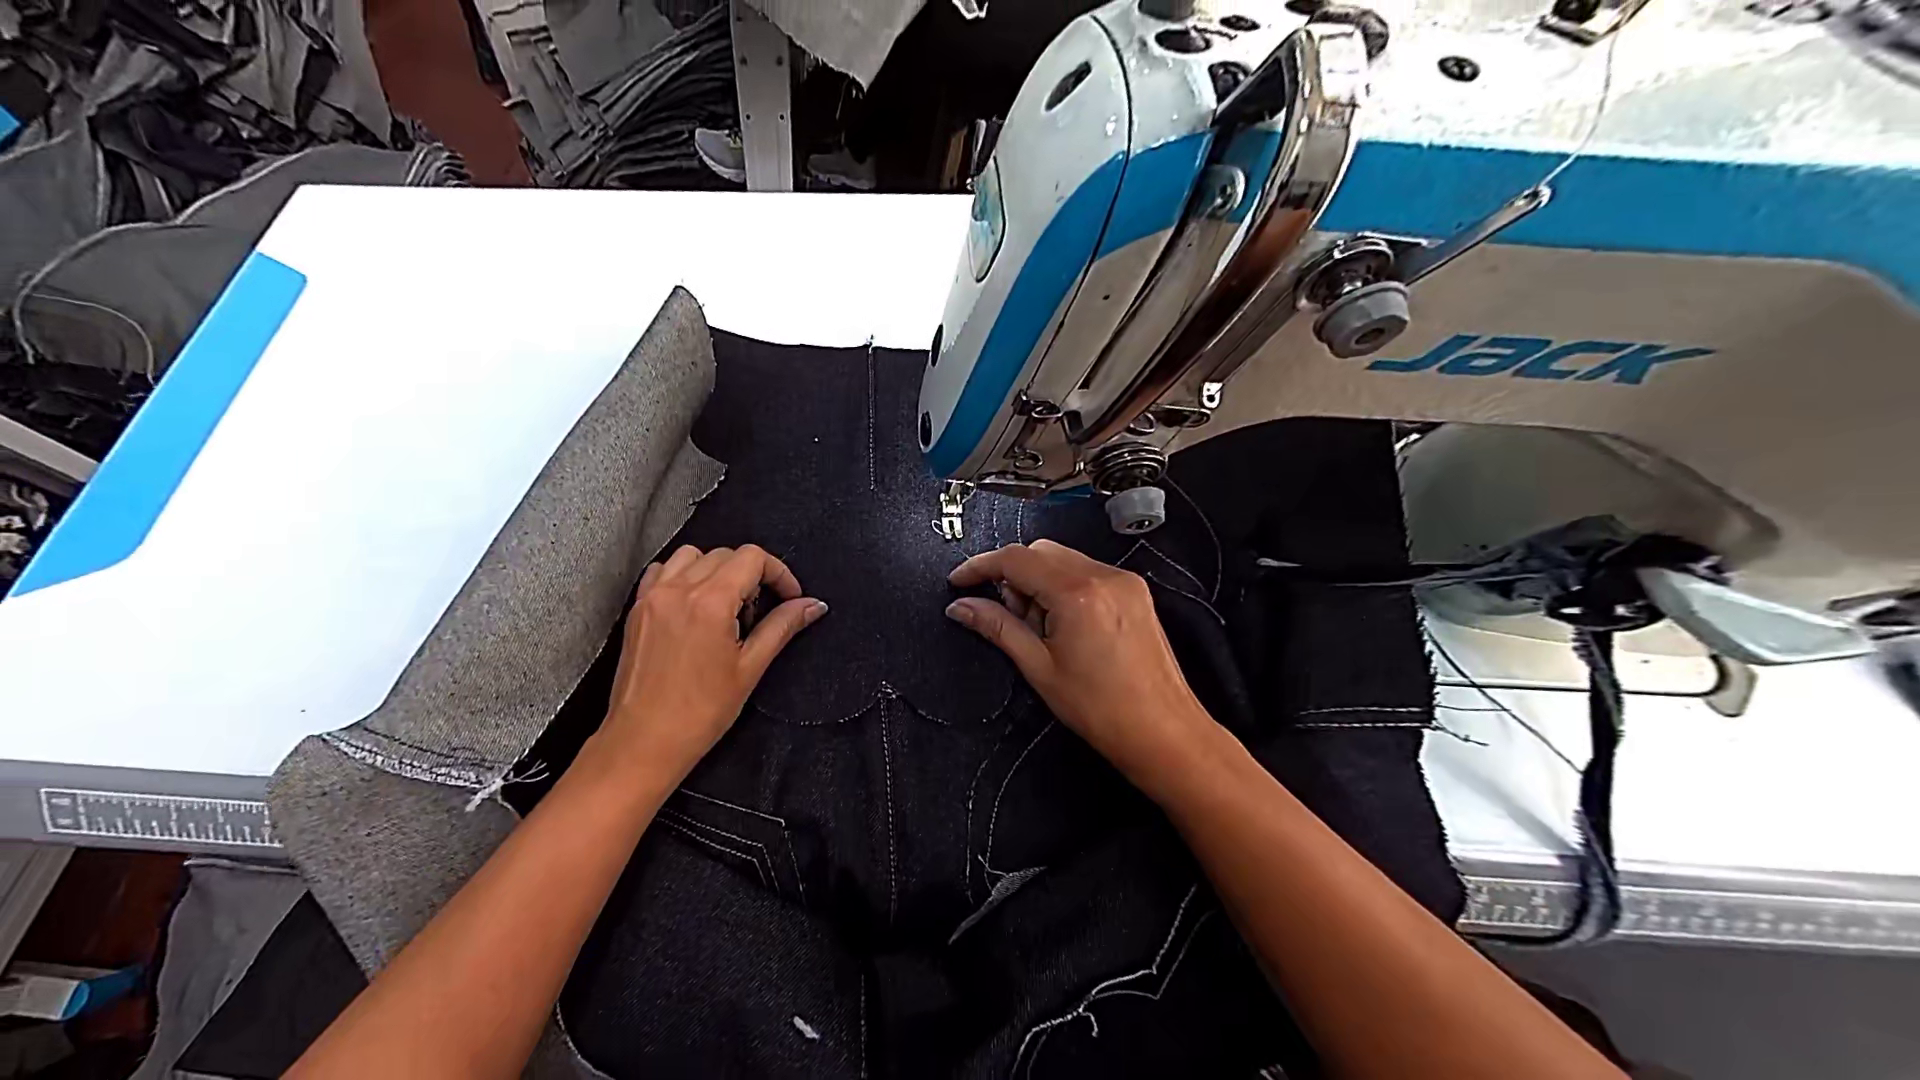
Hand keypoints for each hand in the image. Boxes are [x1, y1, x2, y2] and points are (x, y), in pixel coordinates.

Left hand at [602, 544, 828, 776]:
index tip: (789, 595)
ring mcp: (654, 598)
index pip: (753, 558)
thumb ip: (782, 626)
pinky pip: (664, 571)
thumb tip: (810, 606)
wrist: (644, 742)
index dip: (779, 573)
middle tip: (762, 610)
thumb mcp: (751, 667)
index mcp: (710, 603)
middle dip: (753, 574)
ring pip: (694, 555)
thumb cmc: (696, 714)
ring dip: (718, 570)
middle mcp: (678, 592)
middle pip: (727, 554)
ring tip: (728, 606)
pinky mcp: (638, 610)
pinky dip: (685, 576)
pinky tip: (696, 605)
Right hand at [945, 539, 1216, 785]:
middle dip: (1012, 577)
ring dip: (1038, 582)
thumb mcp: (1038, 668)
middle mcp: (1104, 577)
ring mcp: (1123, 581)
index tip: (960, 581)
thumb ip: (997, 628)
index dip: (980, 567)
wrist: (1163, 732)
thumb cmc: (1106, 710)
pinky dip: (1063, 587)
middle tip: (1006, 616)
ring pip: (1062, 560)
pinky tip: (1063, 624)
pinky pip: (1086, 571)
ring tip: (1040, 629)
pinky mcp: (1135, 591)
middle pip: (1039, 552)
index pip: (1015, 559)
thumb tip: (963, 608)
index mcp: (1078, 593)